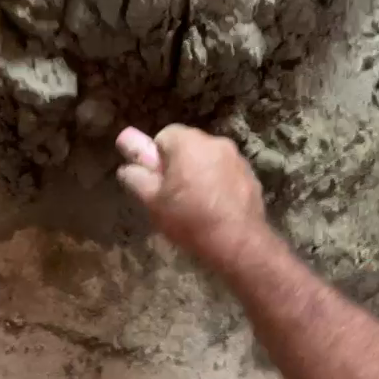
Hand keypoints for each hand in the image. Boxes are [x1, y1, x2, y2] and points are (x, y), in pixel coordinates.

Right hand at [116, 124, 271, 268]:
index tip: (157, 180)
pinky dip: (218, 183)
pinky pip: (226, 172)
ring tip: (195, 204)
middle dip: (178, 164)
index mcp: (188, 143)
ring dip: (199, 173)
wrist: (237, 242)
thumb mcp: (152, 202)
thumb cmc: (189, 219)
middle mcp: (215, 142)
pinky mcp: (251, 175)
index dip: (156, 158)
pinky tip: (215, 208)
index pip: (164, 135)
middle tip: (172, 194)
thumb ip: (135, 178)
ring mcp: (237, 158)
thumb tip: (127, 168)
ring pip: (208, 159)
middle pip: (188, 146)